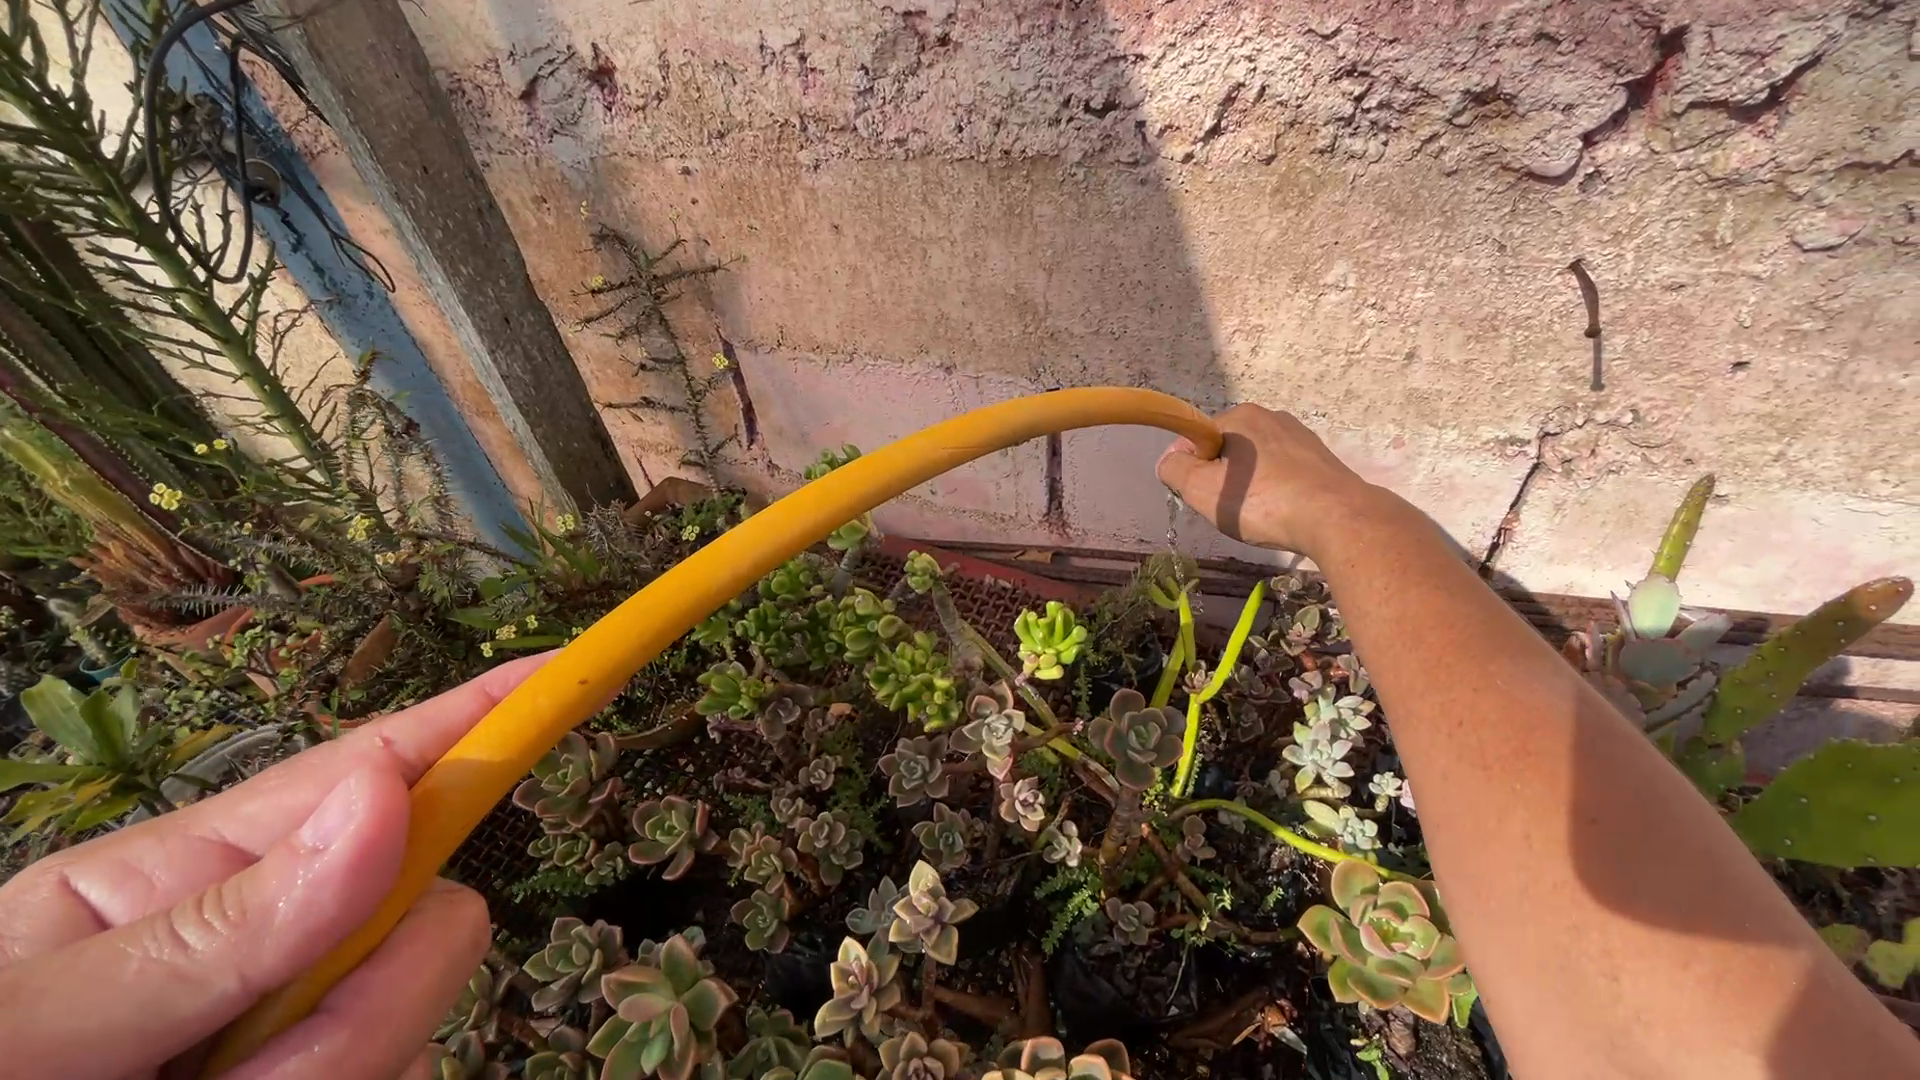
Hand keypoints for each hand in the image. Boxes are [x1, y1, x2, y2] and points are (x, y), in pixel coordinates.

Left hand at [0, 653, 551, 1079]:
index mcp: (215, 866)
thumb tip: (386, 797)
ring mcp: (324, 1006)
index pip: (389, 760)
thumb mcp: (45, 1017)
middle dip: (376, 998)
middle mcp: (295, 926)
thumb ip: (220, 924)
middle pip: (439, 913)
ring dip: (346, 1065)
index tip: (577, 669)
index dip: (493, 708)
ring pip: (428, 1008)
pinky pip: (414, 1068)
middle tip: (249, 1075)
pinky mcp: (353, 1065)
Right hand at [1156, 404, 1380, 556]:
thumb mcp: (1200, 489)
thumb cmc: (1262, 502)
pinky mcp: (1320, 460)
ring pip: (1254, 464)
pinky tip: (1280, 513)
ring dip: (1246, 487)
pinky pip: (1281, 474)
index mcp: (1240, 416)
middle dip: (1218, 478)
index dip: (1188, 469)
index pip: (1196, 438)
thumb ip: (1174, 469)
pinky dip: (1274, 492)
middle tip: (1225, 510)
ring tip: (1256, 515)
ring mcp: (1300, 437)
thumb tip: (1169, 461)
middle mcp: (1271, 417)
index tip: (1196, 497)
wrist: (1337, 519)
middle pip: (1225, 450)